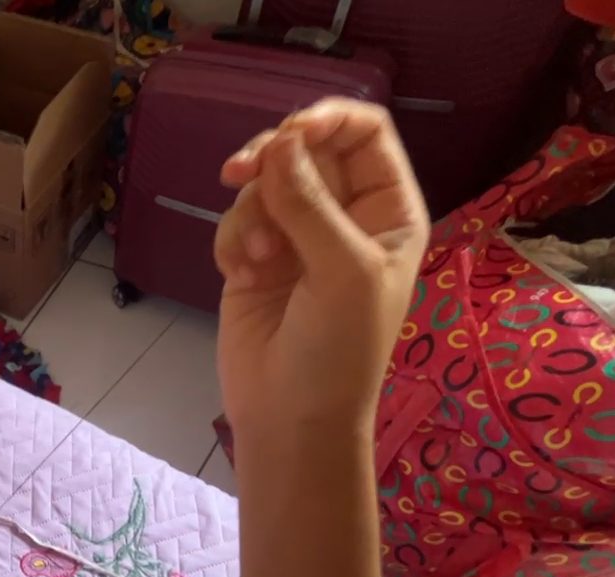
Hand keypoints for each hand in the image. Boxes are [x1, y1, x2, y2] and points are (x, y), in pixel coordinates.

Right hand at [213, 99, 429, 440]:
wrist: (289, 417)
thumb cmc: (336, 350)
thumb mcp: (340, 271)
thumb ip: (309, 206)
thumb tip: (276, 144)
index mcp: (384, 211)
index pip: (362, 136)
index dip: (325, 122)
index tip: (284, 136)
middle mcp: (339, 219)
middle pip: (303, 155)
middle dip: (270, 160)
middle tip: (237, 173)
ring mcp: (291, 243)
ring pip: (259, 192)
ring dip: (248, 218)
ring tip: (254, 262)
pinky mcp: (249, 268)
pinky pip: (232, 228)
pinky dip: (230, 245)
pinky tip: (239, 275)